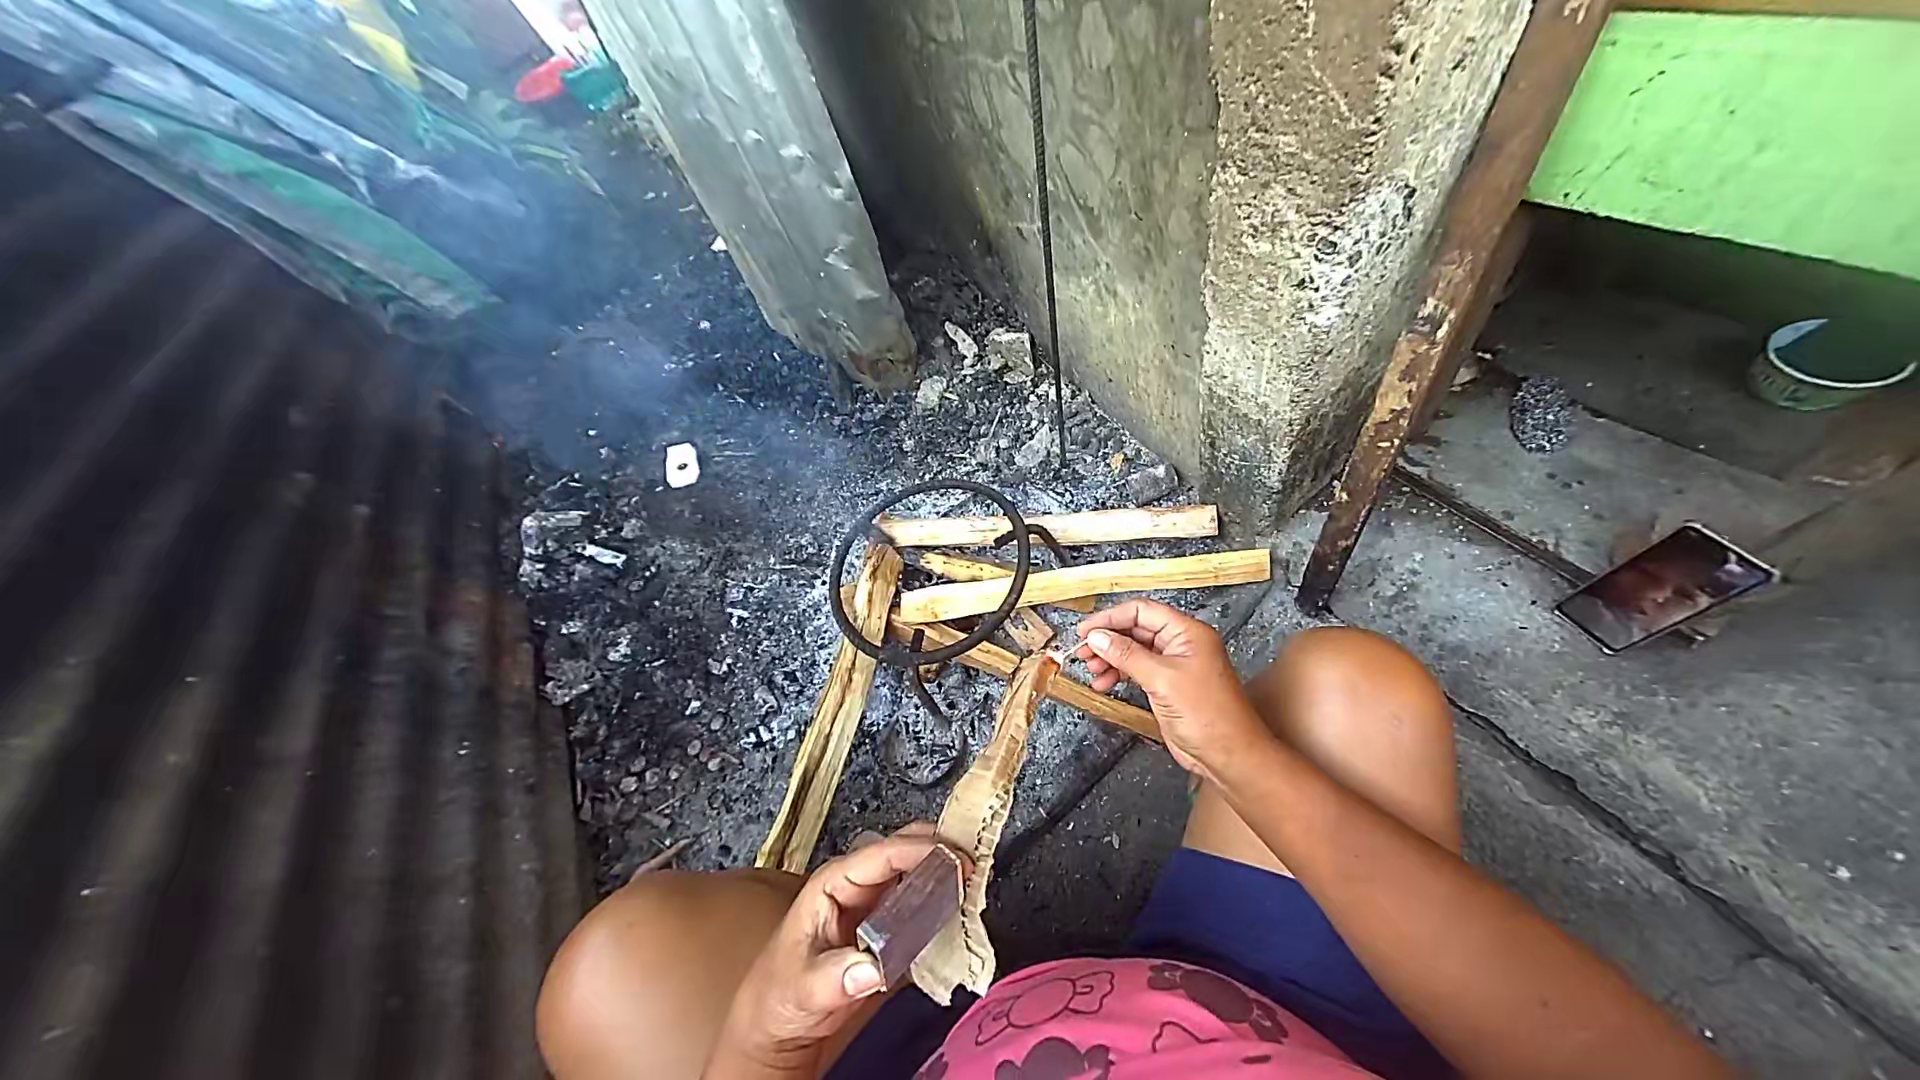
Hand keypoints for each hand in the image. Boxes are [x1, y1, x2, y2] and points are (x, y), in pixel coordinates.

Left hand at [708, 825, 955, 1077]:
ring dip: (946, 870)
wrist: (780, 1022)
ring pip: (917, 869)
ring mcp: (876, 901)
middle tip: (972, 864)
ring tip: (974, 882)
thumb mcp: (801, 988)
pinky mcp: (890, 923)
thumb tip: (871, 967)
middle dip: (939, 848)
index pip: (882, 853)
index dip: (918, 850)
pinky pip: (922, 900)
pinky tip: (962, 909)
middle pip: (905, 849)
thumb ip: (834, 977)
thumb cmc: (780, 995)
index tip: (951, 858)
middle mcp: (859, 882)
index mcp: (835, 881)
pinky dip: (945, 899)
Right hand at [1073, 599, 1269, 779]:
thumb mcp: (1162, 679)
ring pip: (1133, 650)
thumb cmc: (1209, 716)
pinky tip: (1104, 683)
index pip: (1141, 611)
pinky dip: (1118, 673)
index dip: (1111, 618)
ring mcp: (1174, 664)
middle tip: (1083, 651)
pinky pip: (1137, 669)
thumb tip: (1098, 637)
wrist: (1229, 755)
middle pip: (1135, 629)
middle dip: (1107, 639)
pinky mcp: (1168, 684)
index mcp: (1187, 632)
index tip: (1086, 630)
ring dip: (1110, 658)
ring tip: (1092, 670)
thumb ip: (1127, 655)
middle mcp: (1181, 644)